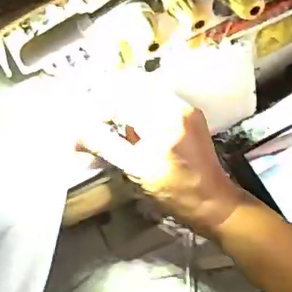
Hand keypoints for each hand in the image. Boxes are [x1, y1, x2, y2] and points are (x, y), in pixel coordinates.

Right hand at [76, 76, 255, 234]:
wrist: (214, 202)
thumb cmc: (174, 192)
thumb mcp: (136, 170)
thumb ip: (105, 146)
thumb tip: (77, 135)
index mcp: (162, 120)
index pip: (118, 102)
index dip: (96, 113)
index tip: (83, 129)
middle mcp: (175, 105)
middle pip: (131, 90)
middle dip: (108, 103)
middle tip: (93, 121)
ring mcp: (185, 107)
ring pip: (144, 91)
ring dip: (123, 102)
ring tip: (110, 122)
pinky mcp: (190, 113)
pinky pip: (157, 99)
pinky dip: (140, 106)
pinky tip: (134, 125)